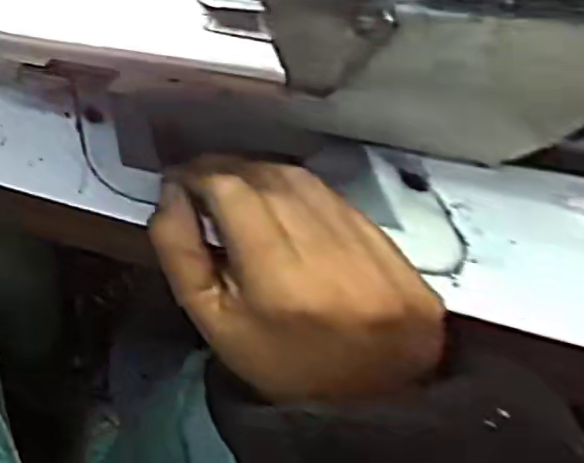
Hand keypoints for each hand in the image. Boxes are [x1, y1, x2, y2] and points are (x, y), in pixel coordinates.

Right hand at [149, 155, 446, 403]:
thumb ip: (174, 244)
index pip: (232, 192)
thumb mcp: (201, 310)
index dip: (198, 174)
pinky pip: (344, 205)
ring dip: (262, 175)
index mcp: (283, 288)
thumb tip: (172, 190)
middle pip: (269, 181)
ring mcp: (384, 271)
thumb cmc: (267, 359)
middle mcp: (340, 271)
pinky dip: (304, 195)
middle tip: (203, 180)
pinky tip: (286, 208)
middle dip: (226, 170)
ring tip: (241, 189)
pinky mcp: (410, 273)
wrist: (362, 413)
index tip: (178, 180)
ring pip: (306, 184)